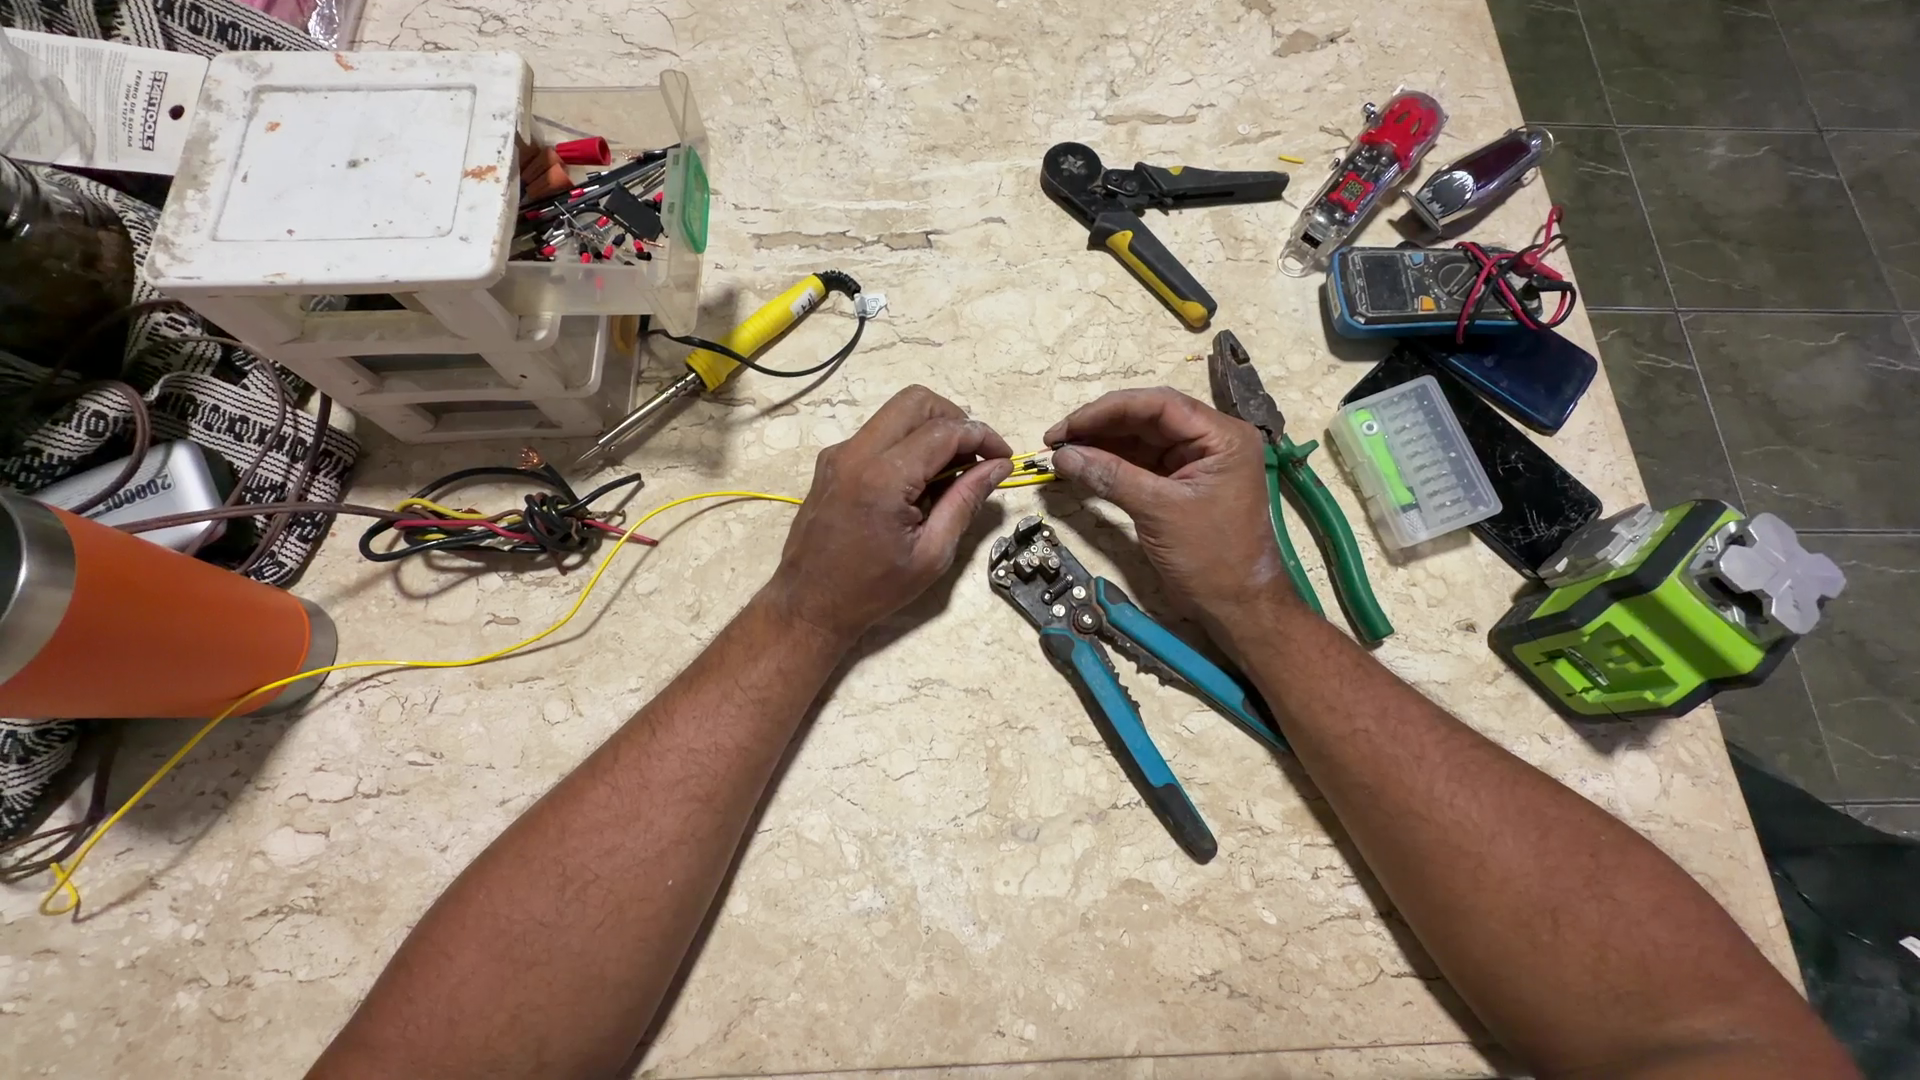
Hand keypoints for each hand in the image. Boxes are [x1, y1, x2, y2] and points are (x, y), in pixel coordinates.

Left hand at [764, 386, 1012, 644]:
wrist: (809, 604)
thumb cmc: (873, 589)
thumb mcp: (932, 553)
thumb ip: (965, 501)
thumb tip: (999, 466)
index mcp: (883, 477)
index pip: (944, 431)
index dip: (982, 436)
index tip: (1004, 456)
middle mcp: (856, 452)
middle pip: (917, 400)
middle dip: (955, 420)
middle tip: (976, 457)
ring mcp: (839, 453)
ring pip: (895, 412)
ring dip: (931, 429)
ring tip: (950, 471)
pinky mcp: (832, 461)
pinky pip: (878, 433)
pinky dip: (907, 442)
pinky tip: (919, 480)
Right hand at [1045, 387, 1288, 624]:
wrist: (1237, 606)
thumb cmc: (1211, 556)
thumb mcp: (1158, 510)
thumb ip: (1110, 476)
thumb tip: (1062, 455)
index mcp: (1221, 436)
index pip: (1158, 405)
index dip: (1108, 410)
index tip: (1069, 426)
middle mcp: (1210, 441)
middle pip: (1147, 419)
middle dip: (1101, 426)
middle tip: (1057, 439)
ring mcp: (1194, 463)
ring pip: (1140, 441)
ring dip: (1101, 445)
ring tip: (1062, 453)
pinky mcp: (1179, 485)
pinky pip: (1140, 465)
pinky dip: (1111, 465)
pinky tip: (1082, 467)